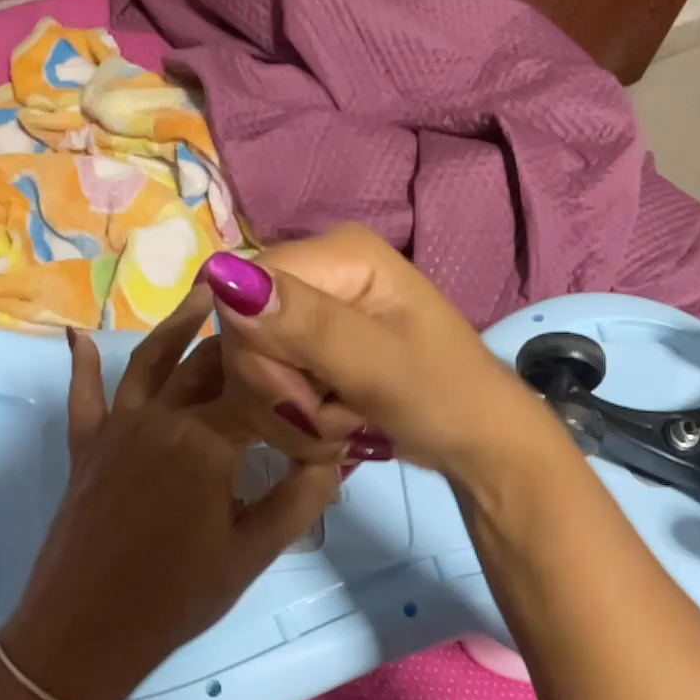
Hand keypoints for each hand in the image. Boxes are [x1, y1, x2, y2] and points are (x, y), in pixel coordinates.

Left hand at [0, 289, 340, 699]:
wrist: (84, 633)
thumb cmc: (176, 597)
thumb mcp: (253, 553)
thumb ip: (301, 498)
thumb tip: (337, 454)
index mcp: (208, 441)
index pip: (262, 388)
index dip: (296, 372)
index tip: (325, 361)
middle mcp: (162, 418)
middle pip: (209, 362)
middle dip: (247, 339)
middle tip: (278, 317)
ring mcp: (117, 428)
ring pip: (152, 361)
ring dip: (179, 324)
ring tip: (205, 292)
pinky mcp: (85, 447)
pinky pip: (83, 396)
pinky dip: (82, 363)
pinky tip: (78, 335)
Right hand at [197, 225, 557, 481]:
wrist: (477, 443)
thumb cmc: (444, 398)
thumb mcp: (378, 366)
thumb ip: (305, 324)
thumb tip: (222, 274)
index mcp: (338, 256)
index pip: (242, 294)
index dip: (258, 357)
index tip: (305, 396)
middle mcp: (315, 276)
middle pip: (241, 338)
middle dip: (284, 397)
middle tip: (336, 419)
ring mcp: (310, 317)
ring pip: (249, 374)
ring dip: (292, 419)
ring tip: (345, 428)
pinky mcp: (309, 353)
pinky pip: (266, 392)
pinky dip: (296, 425)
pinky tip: (336, 431)